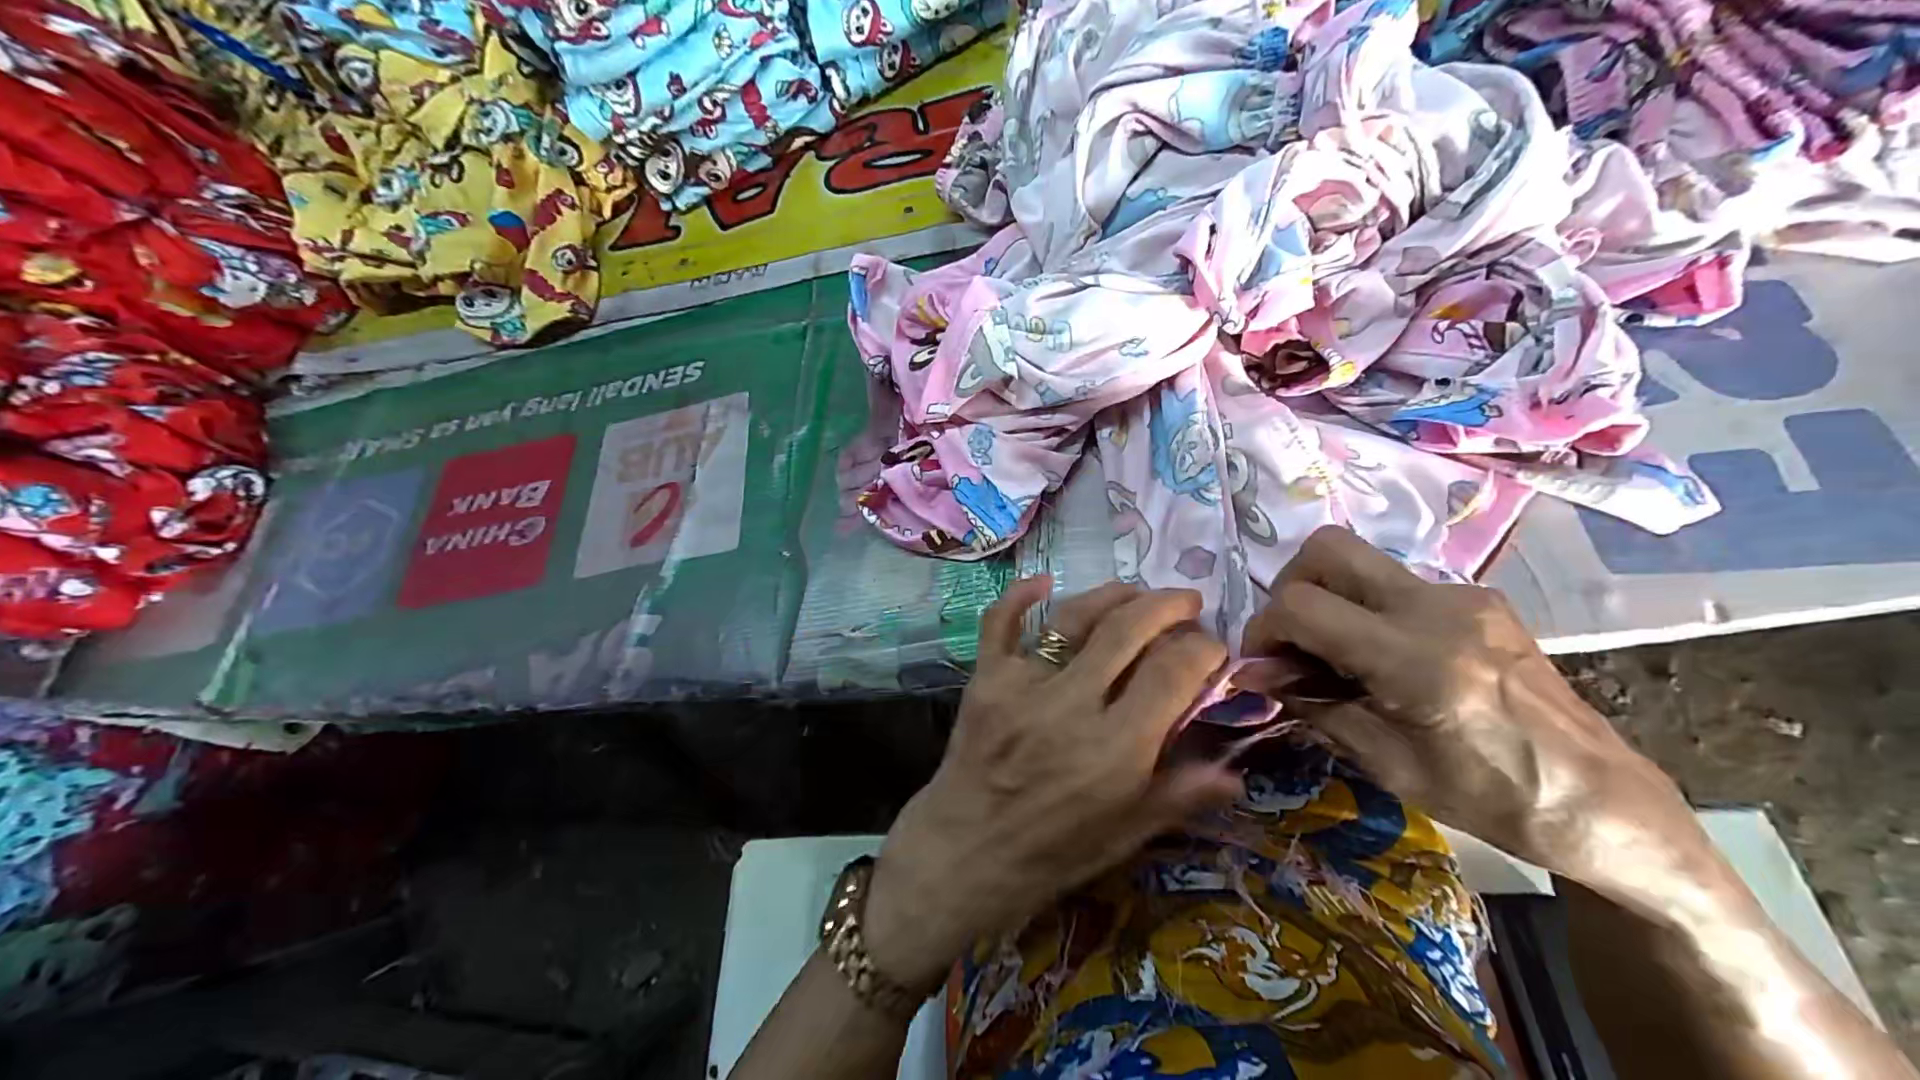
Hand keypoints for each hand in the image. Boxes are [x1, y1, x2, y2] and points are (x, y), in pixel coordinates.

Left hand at [864, 579, 1243, 991]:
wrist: (966, 852)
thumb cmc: (1053, 852)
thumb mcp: (1126, 835)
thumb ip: (1180, 795)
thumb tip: (1237, 771)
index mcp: (1116, 749)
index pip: (1173, 672)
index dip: (1202, 650)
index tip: (1213, 647)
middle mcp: (1071, 705)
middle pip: (1128, 629)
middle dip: (1167, 606)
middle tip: (1187, 602)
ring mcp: (1021, 685)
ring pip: (1073, 617)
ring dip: (1112, 595)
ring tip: (1137, 592)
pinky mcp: (984, 678)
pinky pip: (999, 623)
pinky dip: (1020, 596)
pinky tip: (1043, 581)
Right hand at [1240, 526, 1690, 879]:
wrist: (1602, 802)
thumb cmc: (1490, 798)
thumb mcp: (1385, 761)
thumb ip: (1311, 702)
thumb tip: (1251, 672)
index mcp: (1415, 659)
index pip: (1300, 606)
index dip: (1262, 630)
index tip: (1261, 665)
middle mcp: (1437, 608)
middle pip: (1326, 548)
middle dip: (1288, 587)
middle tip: (1290, 638)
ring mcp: (1463, 596)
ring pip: (1360, 559)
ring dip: (1327, 596)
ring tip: (1331, 653)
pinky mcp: (1480, 599)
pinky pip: (1396, 582)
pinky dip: (1365, 608)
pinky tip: (1378, 657)